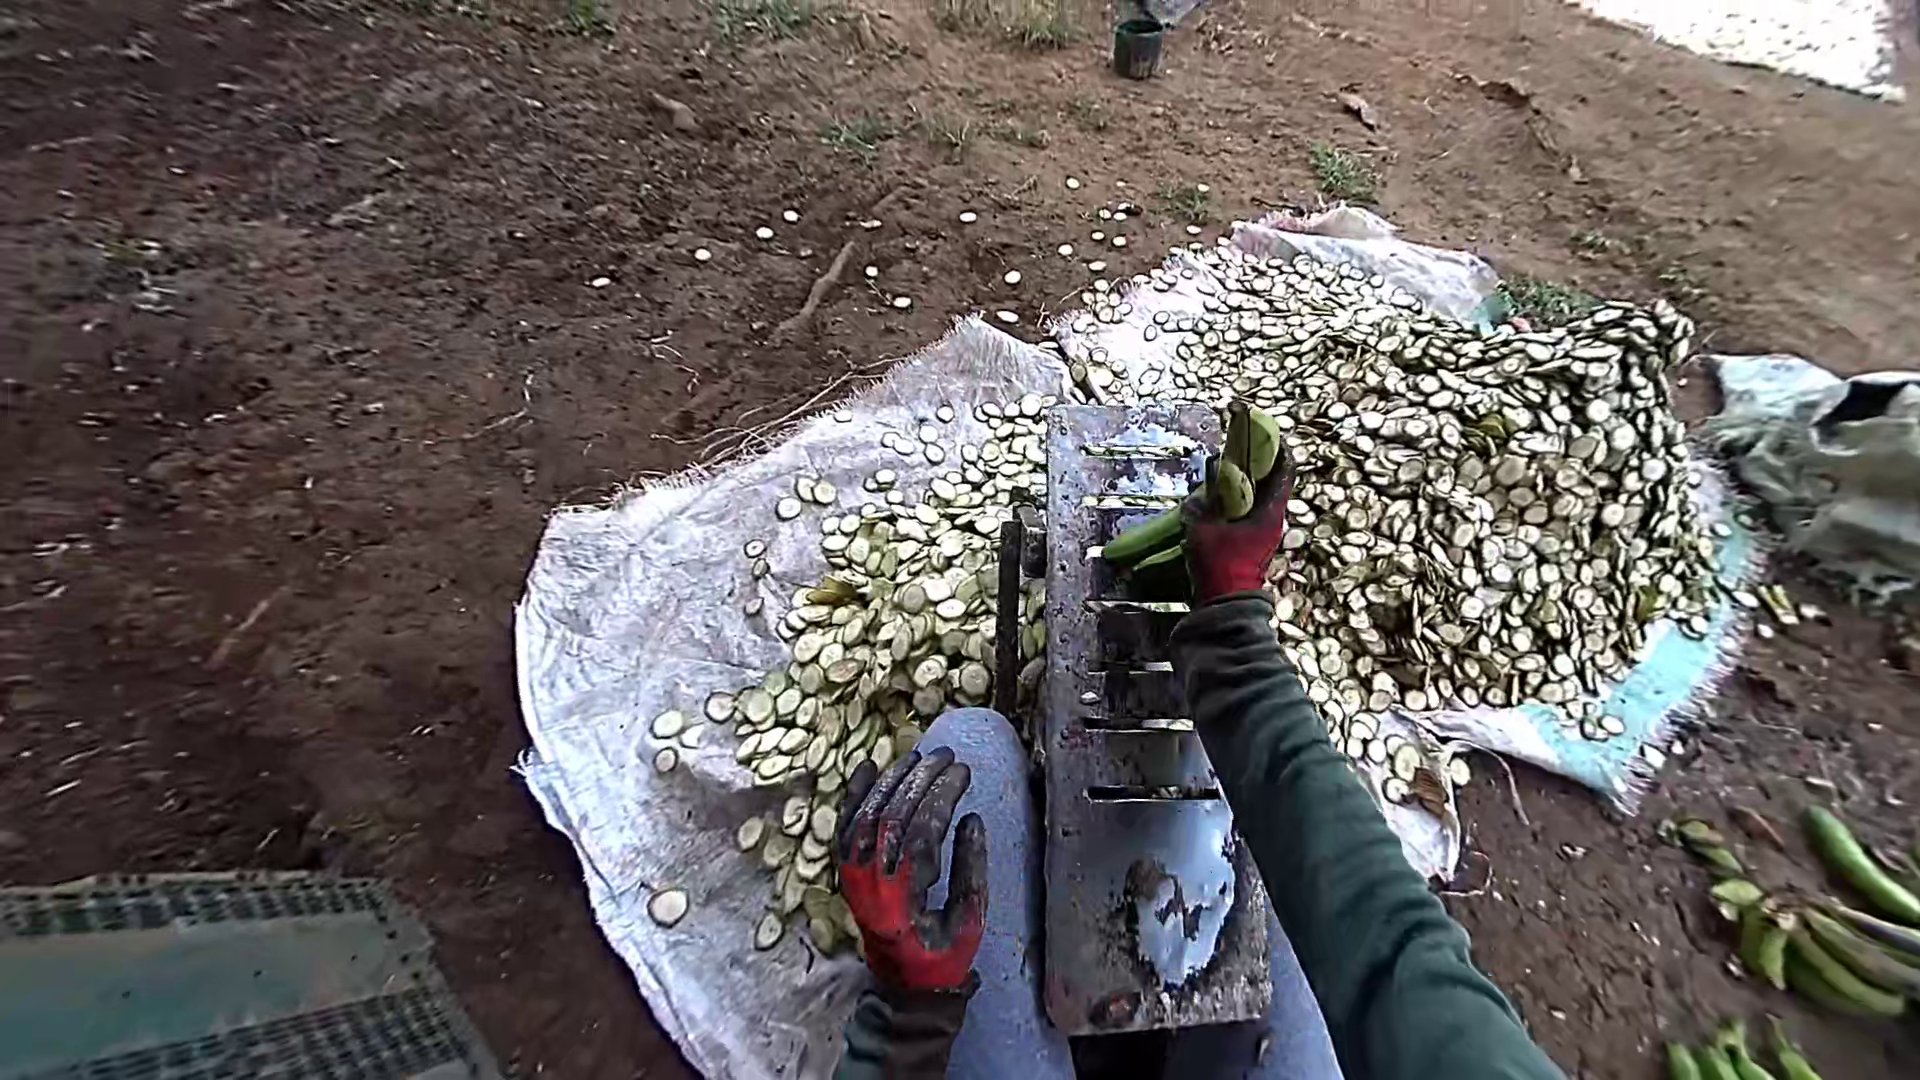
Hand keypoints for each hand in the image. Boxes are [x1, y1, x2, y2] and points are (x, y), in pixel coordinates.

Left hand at [835, 748, 986, 991]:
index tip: (963, 771)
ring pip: (869, 812)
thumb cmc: (941, 955)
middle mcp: (870, 880)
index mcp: (903, 896)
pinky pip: (846, 823)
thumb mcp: (969, 923)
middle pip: (895, 813)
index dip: (943, 795)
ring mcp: (853, 872)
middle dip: (922, 778)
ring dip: (894, 778)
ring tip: (919, 755)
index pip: (922, 829)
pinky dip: (856, 792)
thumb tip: (971, 819)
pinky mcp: (847, 869)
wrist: (900, 986)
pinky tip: (869, 766)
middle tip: (946, 755)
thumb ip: (971, 871)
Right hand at [1181, 450, 1292, 603]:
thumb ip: (1205, 502)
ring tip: (1224, 473)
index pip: (1284, 472)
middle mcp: (1274, 520)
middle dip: (1255, 465)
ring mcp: (1265, 534)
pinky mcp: (1254, 544)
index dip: (1276, 450)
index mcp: (1270, 512)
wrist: (1225, 602)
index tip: (1263, 434)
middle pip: (1271, 483)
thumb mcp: (1205, 527)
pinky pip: (1249, 513)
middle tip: (1236, 450)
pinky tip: (1219, 501)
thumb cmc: (1220, 563)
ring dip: (1245, 485)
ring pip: (1259, 499)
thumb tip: (1208, 481)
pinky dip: (1238, 502)